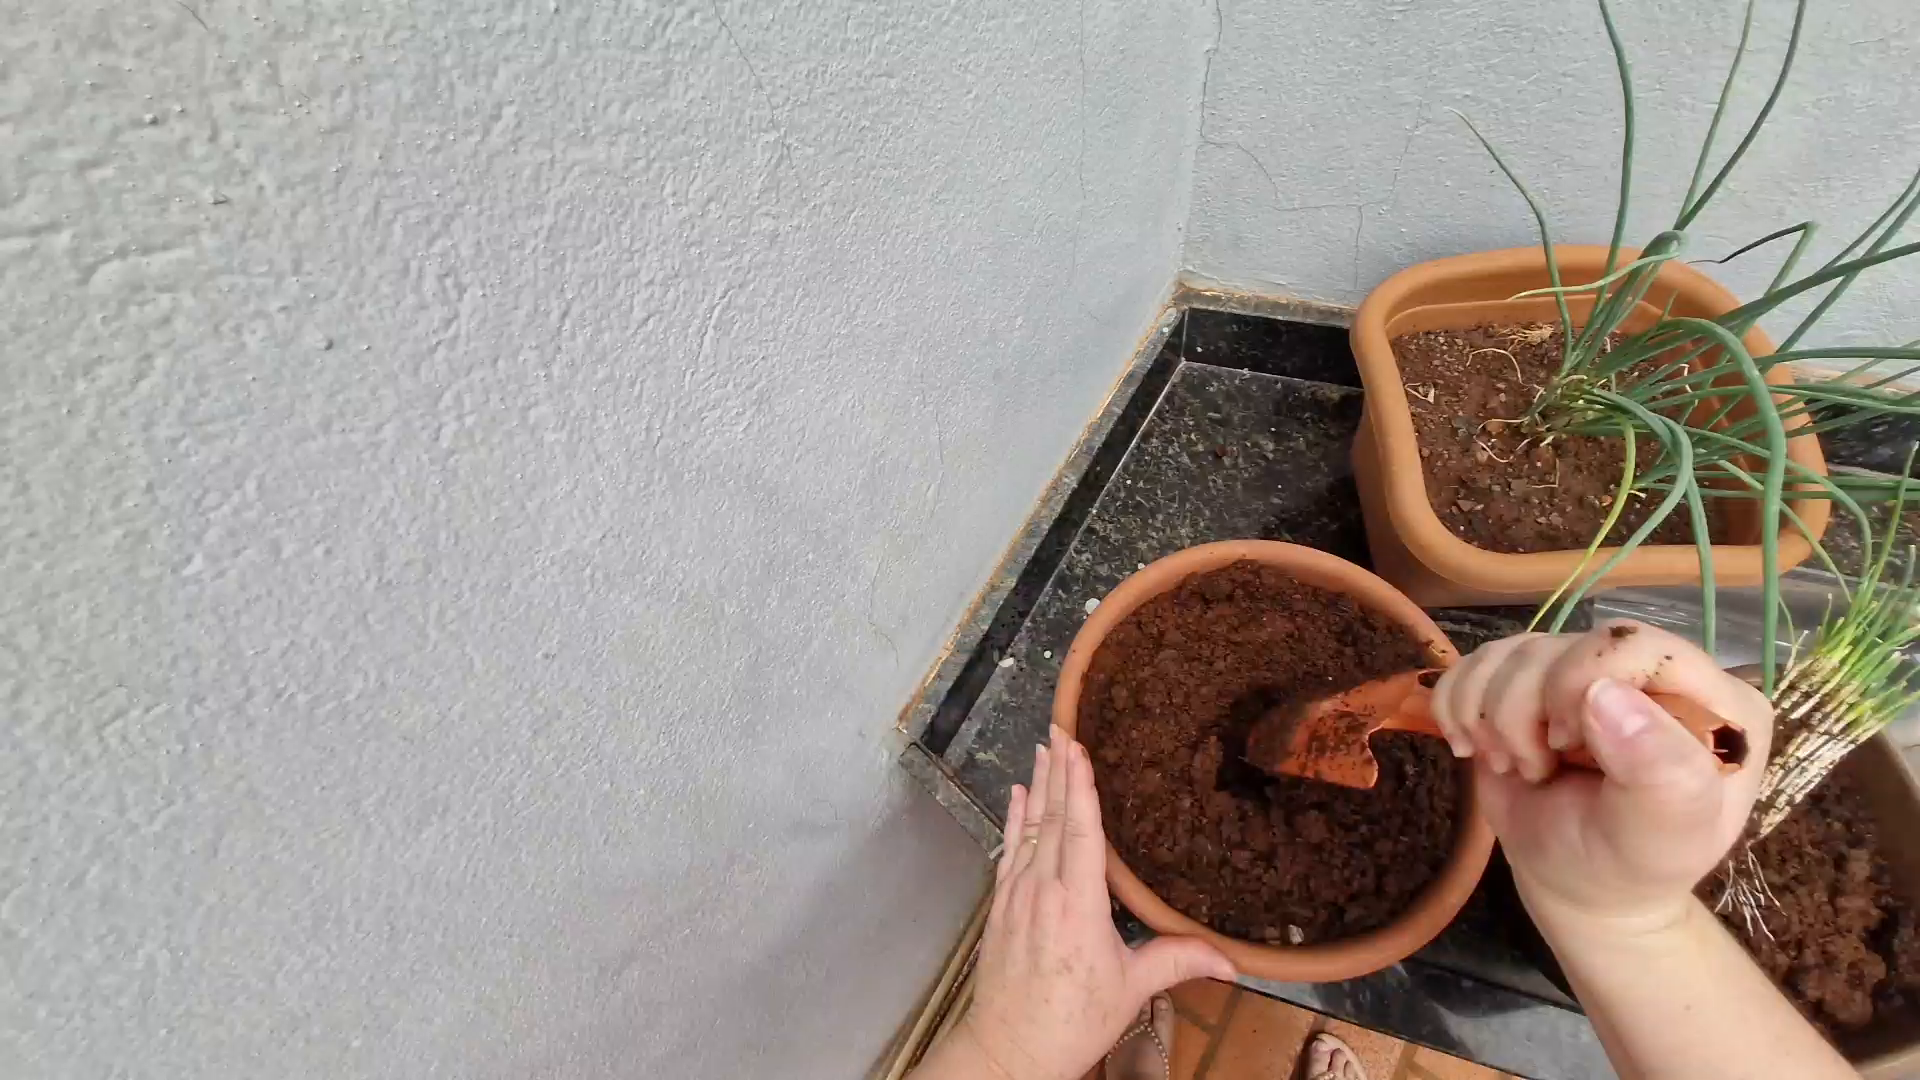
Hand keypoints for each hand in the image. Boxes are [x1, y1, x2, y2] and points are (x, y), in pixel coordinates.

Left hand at [949, 726, 1233, 1079]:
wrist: (1009, 1049)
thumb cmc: (1073, 1020)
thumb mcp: (1130, 990)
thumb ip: (1176, 962)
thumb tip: (1233, 960)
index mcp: (1078, 903)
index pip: (1080, 831)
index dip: (1080, 787)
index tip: (1078, 749)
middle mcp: (1043, 887)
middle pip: (1053, 818)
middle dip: (1058, 770)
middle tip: (1059, 729)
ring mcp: (1017, 891)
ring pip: (1029, 826)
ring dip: (1037, 785)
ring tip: (1043, 748)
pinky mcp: (1001, 901)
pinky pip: (1009, 848)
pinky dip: (1014, 817)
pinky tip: (1017, 793)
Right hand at [1430, 620, 1773, 932]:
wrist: (1571, 877)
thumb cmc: (1626, 864)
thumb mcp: (1657, 838)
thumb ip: (1659, 774)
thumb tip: (1604, 694)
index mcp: (1707, 703)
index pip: (1632, 645)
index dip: (1579, 682)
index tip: (1567, 744)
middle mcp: (1640, 675)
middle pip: (1551, 649)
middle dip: (1518, 711)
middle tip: (1533, 766)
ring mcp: (1574, 673)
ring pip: (1501, 655)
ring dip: (1483, 716)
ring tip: (1509, 764)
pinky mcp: (1519, 681)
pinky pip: (1467, 664)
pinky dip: (1454, 707)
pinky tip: (1473, 746)